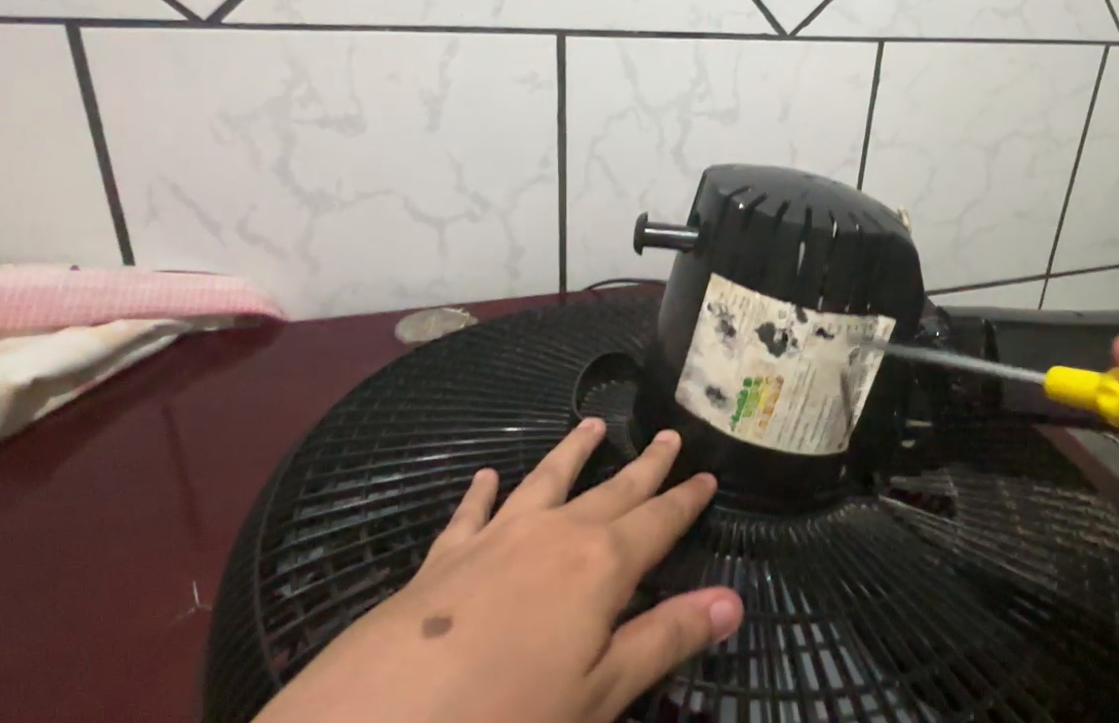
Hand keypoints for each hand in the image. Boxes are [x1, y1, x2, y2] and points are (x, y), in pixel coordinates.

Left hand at [253, 417, 743, 722]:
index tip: (708, 474)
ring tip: (592, 425)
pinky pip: (472, 511)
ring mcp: (497, 537)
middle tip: (668, 436)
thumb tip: (735, 600)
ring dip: (573, 453)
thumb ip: (669, 636)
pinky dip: (483, 491)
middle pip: (612, 490)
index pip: (659, 520)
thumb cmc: (510, 712)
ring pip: (547, 480)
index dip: (686, 499)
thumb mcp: (603, 688)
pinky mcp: (446, 556)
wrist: (382, 718)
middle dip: (645, 465)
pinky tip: (486, 475)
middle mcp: (556, 533)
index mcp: (601, 563)